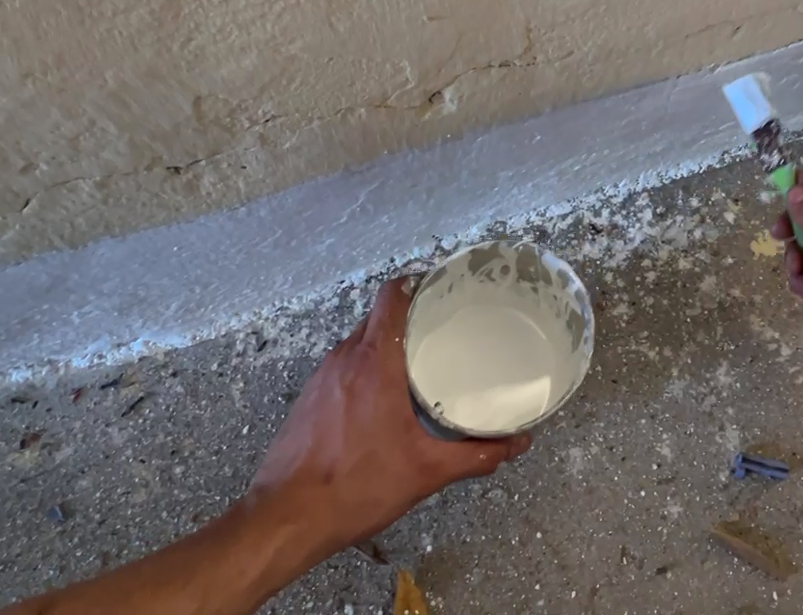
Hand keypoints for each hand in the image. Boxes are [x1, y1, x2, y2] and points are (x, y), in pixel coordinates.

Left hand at [243, 277, 530, 565]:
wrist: (285, 520)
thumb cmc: (356, 487)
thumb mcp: (426, 471)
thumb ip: (476, 455)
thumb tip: (518, 444)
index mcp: (375, 362)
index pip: (391, 297)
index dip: (415, 283)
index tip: (442, 289)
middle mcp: (346, 358)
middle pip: (379, 315)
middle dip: (410, 315)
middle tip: (443, 327)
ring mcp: (323, 376)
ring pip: (360, 339)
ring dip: (386, 342)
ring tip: (419, 358)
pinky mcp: (310, 396)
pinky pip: (344, 363)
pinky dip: (366, 366)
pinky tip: (384, 394)